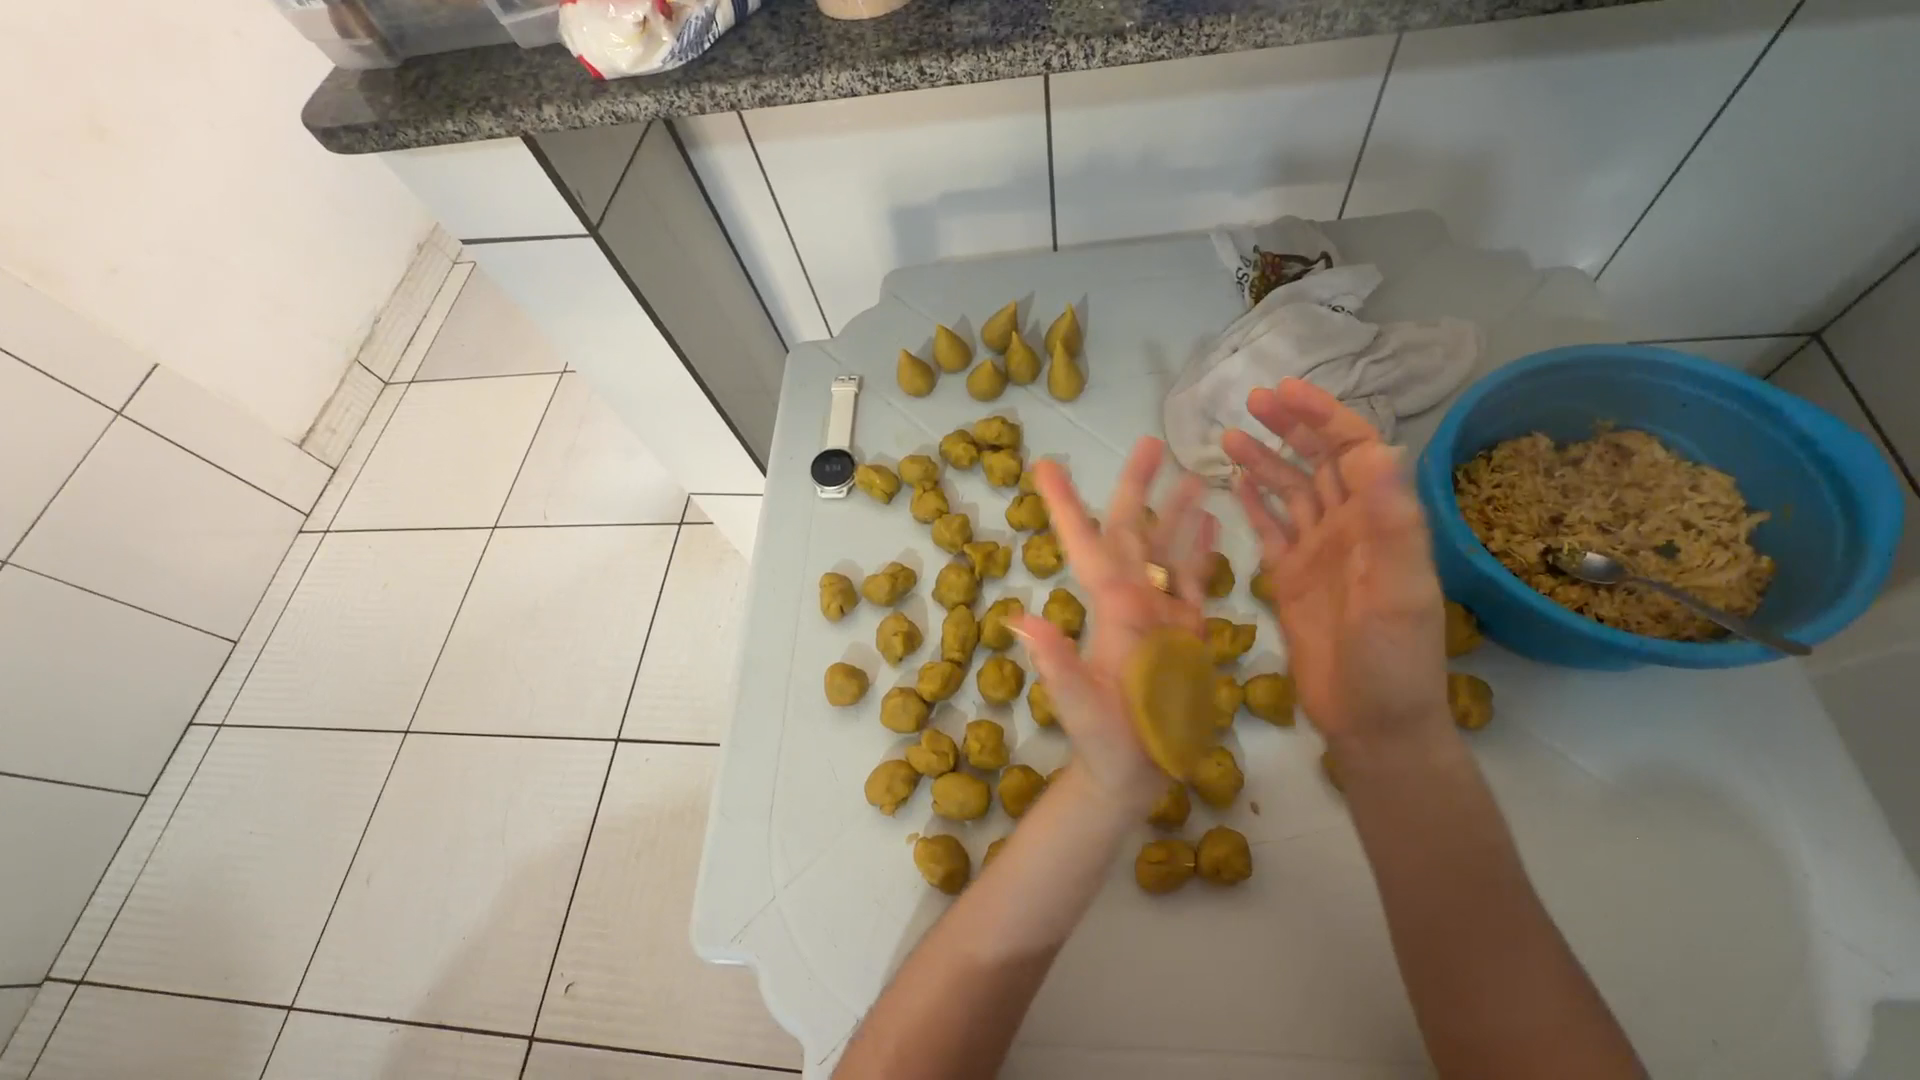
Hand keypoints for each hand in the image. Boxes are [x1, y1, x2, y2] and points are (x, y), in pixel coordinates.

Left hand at [1017, 437, 1213, 813]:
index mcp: (1109, 609)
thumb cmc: (1102, 742)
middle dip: (1138, 487)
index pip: (1088, 545)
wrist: (1130, 775)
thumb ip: (1057, 665)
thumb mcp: (1080, 706)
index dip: (1066, 506)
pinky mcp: (1187, 633)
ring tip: (1194, 471)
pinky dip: (1203, 550)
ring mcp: (1162, 615)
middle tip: (1151, 441)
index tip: (1046, 465)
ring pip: (1169, 550)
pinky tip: (1214, 521)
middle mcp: (1133, 602)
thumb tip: (1020, 619)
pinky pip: (1196, 583)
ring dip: (1177, 511)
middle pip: (1134, 532)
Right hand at [1225, 379, 1451, 750]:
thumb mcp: (1399, 590)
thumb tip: (1379, 449)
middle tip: (1251, 402)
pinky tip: (1233, 485)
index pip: (1354, 453)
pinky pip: (1271, 531)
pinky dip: (1254, 505)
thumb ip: (1390, 522)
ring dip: (1264, 462)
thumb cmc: (1393, 660)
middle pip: (1320, 463)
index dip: (1324, 418)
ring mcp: (1318, 554)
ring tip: (1228, 437)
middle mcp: (1349, 529)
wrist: (1373, 721)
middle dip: (1290, 429)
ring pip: (1289, 493)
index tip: (1284, 393)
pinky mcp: (1291, 580)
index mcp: (1380, 524)